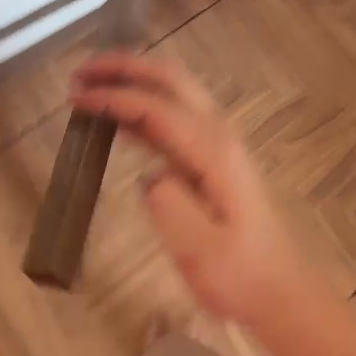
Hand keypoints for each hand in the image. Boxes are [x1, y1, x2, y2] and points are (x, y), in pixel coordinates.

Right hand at [70, 52, 320, 328]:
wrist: (280, 289)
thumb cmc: (239, 275)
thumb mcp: (201, 252)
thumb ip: (169, 206)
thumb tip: (148, 176)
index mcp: (212, 150)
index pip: (156, 106)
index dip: (114, 96)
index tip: (75, 98)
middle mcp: (216, 132)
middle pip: (168, 77)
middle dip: (123, 66)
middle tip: (80, 72)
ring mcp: (216, 140)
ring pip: (172, 88)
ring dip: (132, 79)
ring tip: (90, 86)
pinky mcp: (210, 155)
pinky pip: (172, 114)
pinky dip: (141, 105)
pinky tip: (116, 119)